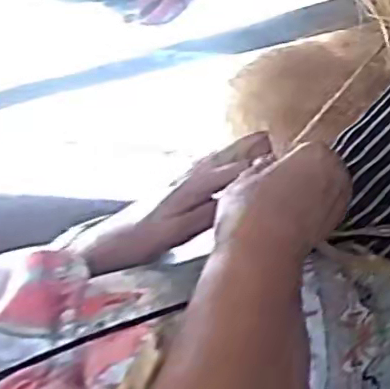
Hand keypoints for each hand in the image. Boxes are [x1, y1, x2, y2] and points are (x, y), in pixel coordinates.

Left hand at [71, 132, 270, 275]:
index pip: (255, 159)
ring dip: (260, 154)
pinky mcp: (193, 174)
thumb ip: (215, 209)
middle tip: (279, 176)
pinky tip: (246, 179)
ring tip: (268, 177)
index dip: (277, 165)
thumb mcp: (176, 232)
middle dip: (273, 151)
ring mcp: (198, 167)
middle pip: (254, 141)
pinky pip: (230, 156)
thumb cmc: (138, 241)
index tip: (292, 177)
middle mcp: (204, 165)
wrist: (97, 248)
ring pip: (242, 146)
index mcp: (205, 177)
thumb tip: (254, 190)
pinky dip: (246, 159)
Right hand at [214, 143, 351, 262]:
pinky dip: (318, 208)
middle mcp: (336, 165)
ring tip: (285, 211)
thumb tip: (267, 162)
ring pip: (326, 184)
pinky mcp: (344, 210)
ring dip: (313, 191)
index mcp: (314, 152)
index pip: (303, 151)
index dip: (286, 165)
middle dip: (303, 176)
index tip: (272, 178)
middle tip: (278, 195)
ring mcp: (343, 188)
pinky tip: (297, 221)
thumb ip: (259, 167)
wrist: (263, 252)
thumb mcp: (241, 183)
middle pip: (319, 165)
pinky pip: (330, 203)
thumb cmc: (248, 212)